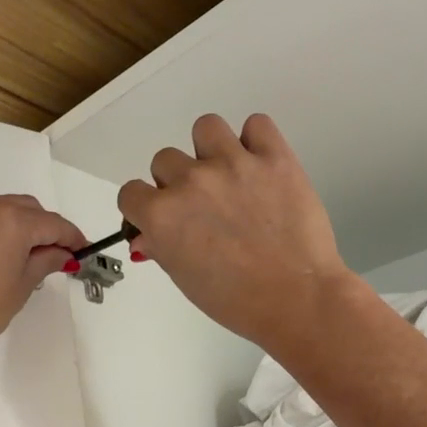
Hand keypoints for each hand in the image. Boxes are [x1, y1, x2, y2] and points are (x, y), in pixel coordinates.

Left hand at [0, 194, 86, 362]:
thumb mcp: (21, 286)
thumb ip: (45, 262)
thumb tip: (62, 254)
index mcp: (11, 219)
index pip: (53, 223)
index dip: (72, 238)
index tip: (83, 251)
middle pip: (29, 210)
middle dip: (47, 229)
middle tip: (59, 257)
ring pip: (4, 210)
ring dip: (23, 227)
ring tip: (32, 257)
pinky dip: (0, 230)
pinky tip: (3, 255)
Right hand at [118, 114, 362, 348]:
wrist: (296, 298)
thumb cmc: (235, 301)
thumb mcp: (186, 279)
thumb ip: (161, 247)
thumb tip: (148, 235)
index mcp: (162, 215)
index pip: (130, 192)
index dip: (144, 207)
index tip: (161, 219)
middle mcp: (191, 181)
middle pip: (166, 160)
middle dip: (178, 183)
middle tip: (203, 208)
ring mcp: (234, 163)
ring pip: (206, 128)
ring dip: (210, 150)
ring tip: (229, 176)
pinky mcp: (275, 157)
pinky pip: (257, 125)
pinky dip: (256, 141)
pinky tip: (260, 168)